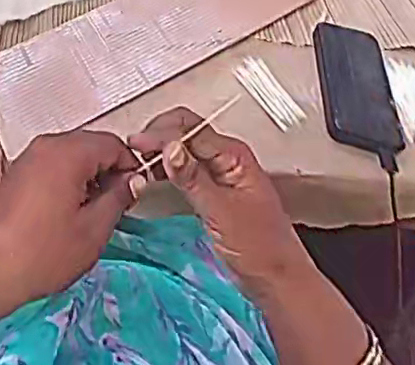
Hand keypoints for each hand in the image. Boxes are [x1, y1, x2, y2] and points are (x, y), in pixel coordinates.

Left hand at [0, 130, 139, 311]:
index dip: (130, 166)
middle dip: (109, 170)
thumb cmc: (42, 251)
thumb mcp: (92, 230)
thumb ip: (117, 198)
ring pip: (73, 153)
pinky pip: (55, 162)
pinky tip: (70, 211)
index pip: (112, 143)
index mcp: (68, 151)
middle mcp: (48, 143)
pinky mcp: (20, 169)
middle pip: (91, 144)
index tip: (137, 194)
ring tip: (94, 213)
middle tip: (119, 205)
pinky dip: (70, 178)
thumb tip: (133, 180)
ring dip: (90, 175)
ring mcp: (31, 154)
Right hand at [127, 108, 311, 294]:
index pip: (189, 130)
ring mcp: (220, 172)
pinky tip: (154, 175)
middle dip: (158, 137)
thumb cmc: (260, 250)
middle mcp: (226, 157)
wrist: (280, 284)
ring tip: (139, 161)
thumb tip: (169, 147)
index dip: (160, 134)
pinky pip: (185, 167)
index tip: (137, 145)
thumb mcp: (221, 212)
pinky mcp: (213, 188)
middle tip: (134, 150)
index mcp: (233, 154)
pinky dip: (166, 167)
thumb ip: (192, 178)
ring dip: (160, 151)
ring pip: (183, 149)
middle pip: (185, 132)